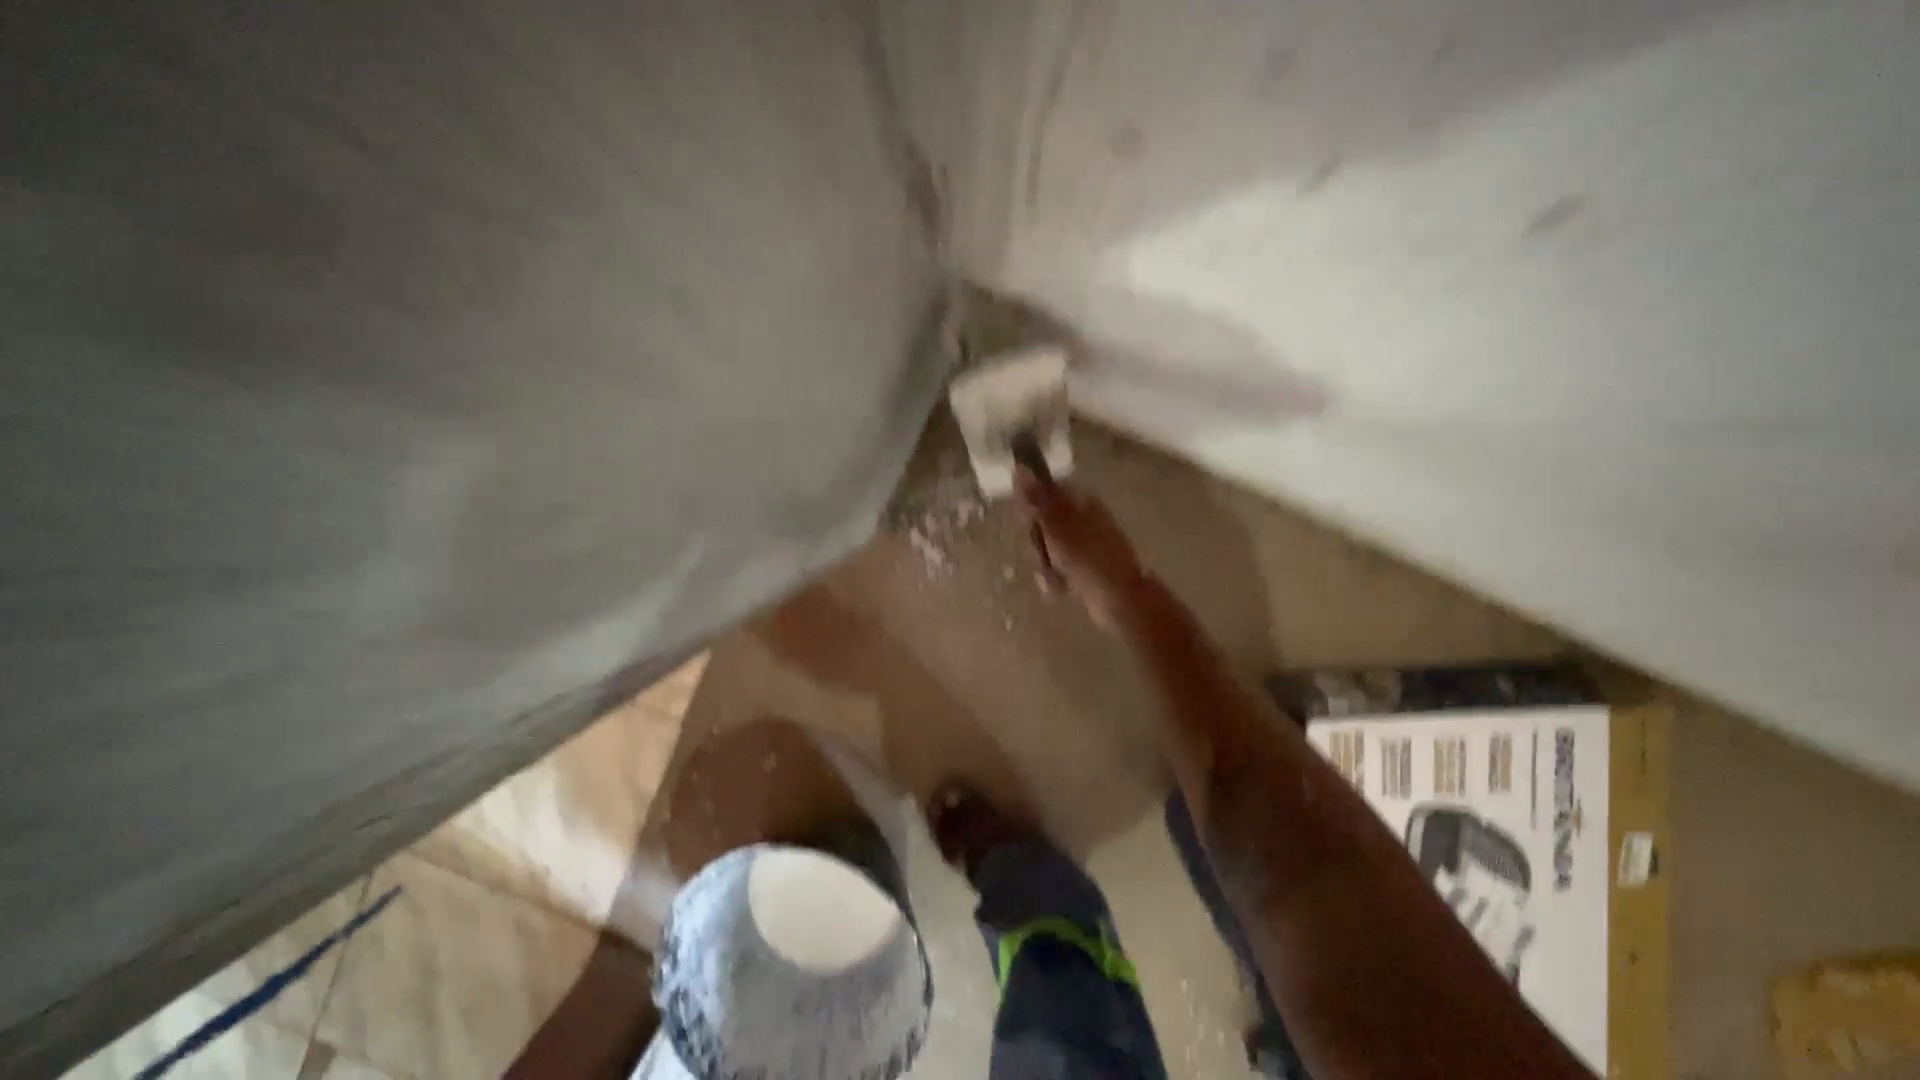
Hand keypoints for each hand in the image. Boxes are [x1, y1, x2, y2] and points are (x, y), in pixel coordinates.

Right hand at [1015, 468, 1148, 628]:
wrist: (1120, 599)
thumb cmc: (1088, 559)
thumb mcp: (1057, 526)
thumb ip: (1037, 499)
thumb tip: (1020, 467)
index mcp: (1082, 501)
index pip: (1046, 491)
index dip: (1032, 506)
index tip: (1027, 522)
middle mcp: (1085, 519)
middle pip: (1045, 522)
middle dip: (1038, 541)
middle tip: (1044, 552)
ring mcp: (1087, 544)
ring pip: (1050, 548)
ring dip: (1047, 563)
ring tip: (1055, 575)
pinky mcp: (1087, 568)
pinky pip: (1060, 568)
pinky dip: (1057, 578)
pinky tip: (1062, 587)